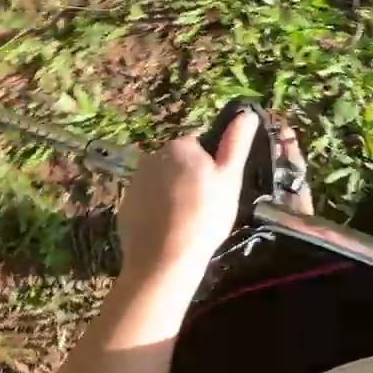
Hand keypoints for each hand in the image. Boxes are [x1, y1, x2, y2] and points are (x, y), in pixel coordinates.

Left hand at [115, 110, 259, 285]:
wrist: (165, 259)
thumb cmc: (205, 214)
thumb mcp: (230, 178)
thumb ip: (236, 143)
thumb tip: (247, 113)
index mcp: (179, 146)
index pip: (198, 146)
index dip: (210, 167)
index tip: (216, 190)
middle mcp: (152, 157)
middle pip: (178, 164)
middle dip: (190, 179)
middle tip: (206, 207)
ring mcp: (135, 183)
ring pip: (162, 183)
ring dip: (173, 195)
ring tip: (187, 222)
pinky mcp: (125, 207)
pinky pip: (148, 203)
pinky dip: (157, 212)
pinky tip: (169, 232)